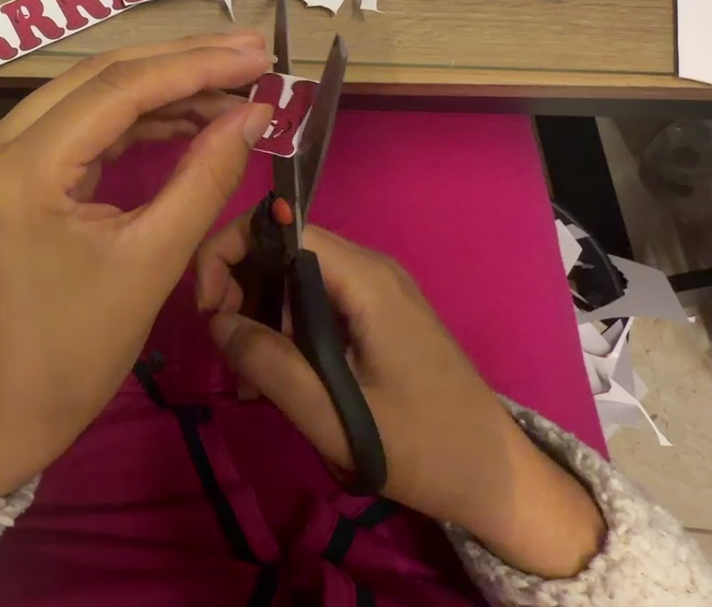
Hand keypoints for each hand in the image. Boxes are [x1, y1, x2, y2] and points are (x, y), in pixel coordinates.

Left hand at [0, 33, 275, 496]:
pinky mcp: (10, 163)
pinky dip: (133, 116)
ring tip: (233, 83)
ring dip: (160, 87)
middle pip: (98, 78)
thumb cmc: (81, 344)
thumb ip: (204, 177)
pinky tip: (188, 113)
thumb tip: (254, 113)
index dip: (192, 67)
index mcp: (21, 169)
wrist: (14, 393)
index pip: (114, 90)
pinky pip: (78, 122)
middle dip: (179, 64)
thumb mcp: (153, 260)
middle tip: (251, 54)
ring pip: (88, 93)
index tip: (257, 54)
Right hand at [205, 227, 606, 578]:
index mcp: (366, 280)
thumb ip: (269, 364)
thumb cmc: (425, 448)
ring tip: (247, 375)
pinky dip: (283, 330)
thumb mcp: (334, 416)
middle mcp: (369, 271)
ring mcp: (375, 292)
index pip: (279, 226)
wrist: (502, 485)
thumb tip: (216, 323)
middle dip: (239, 290)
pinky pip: (313, 303)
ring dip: (258, 316)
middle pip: (280, 249)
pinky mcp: (375, 316)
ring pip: (291, 278)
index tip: (209, 309)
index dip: (230, 253)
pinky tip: (274, 376)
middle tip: (225, 348)